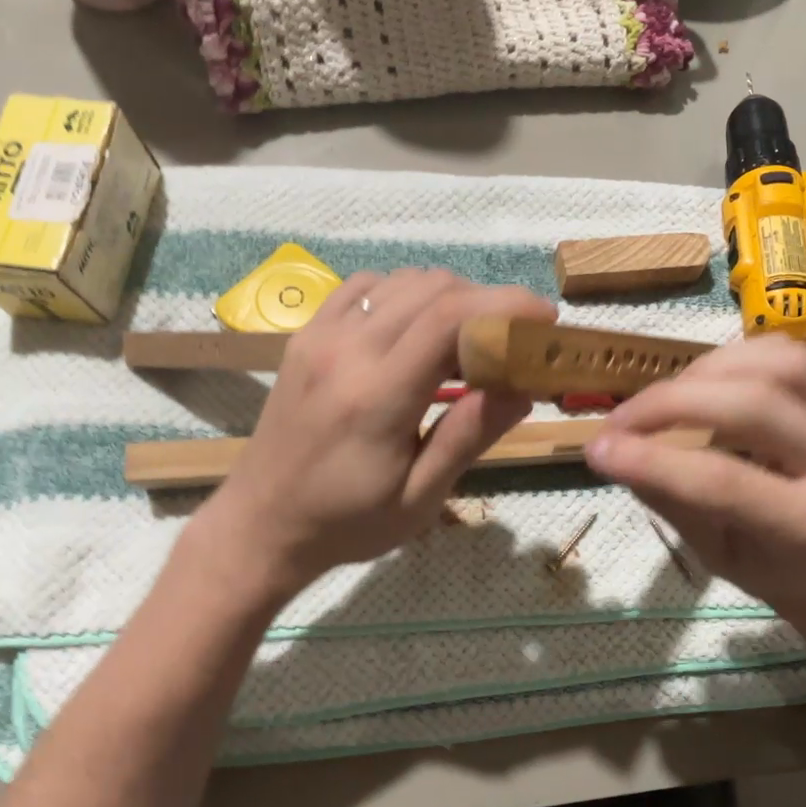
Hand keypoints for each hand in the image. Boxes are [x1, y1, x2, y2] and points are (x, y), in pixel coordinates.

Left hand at [198, 269, 556, 593]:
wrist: (261, 525)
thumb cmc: (346, 524)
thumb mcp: (419, 499)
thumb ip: (467, 437)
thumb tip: (521, 388)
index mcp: (377, 397)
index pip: (449, 318)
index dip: (505, 305)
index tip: (544, 319)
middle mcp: (345, 351)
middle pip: (431, 289)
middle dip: (487, 301)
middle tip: (515, 338)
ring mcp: (319, 337)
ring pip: (400, 281)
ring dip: (448, 297)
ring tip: (472, 337)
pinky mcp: (305, 336)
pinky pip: (364, 288)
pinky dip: (404, 294)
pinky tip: (418, 328)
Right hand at [584, 337, 805, 620]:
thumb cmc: (764, 565)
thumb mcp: (712, 554)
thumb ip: (671, 500)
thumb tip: (614, 450)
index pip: (727, 483)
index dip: (656, 461)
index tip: (598, 450)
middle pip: (758, 407)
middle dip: (673, 405)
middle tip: (618, 423)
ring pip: (777, 365)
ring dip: (702, 374)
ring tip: (659, 404)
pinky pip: (782, 353)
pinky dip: (728, 359)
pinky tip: (698, 385)